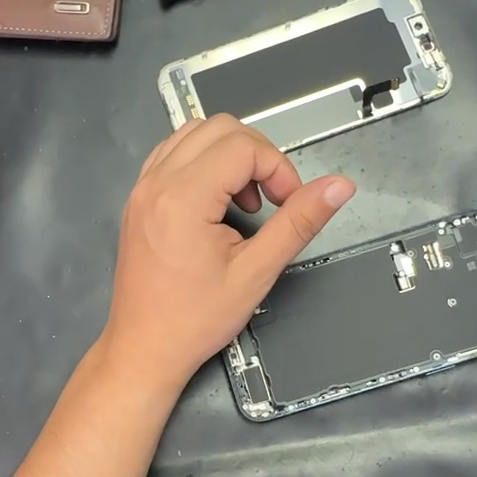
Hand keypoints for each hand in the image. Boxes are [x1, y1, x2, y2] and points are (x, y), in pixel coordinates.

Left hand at [98, 115, 354, 391]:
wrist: (145, 349)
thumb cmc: (194, 320)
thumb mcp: (257, 273)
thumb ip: (298, 222)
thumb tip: (338, 187)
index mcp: (182, 198)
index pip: (243, 146)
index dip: (277, 168)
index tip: (288, 203)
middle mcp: (156, 184)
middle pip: (219, 128)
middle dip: (256, 155)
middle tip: (271, 200)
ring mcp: (142, 189)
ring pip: (193, 133)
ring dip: (229, 155)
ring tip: (243, 202)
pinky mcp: (138, 199)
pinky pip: (172, 154)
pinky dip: (202, 162)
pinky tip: (216, 200)